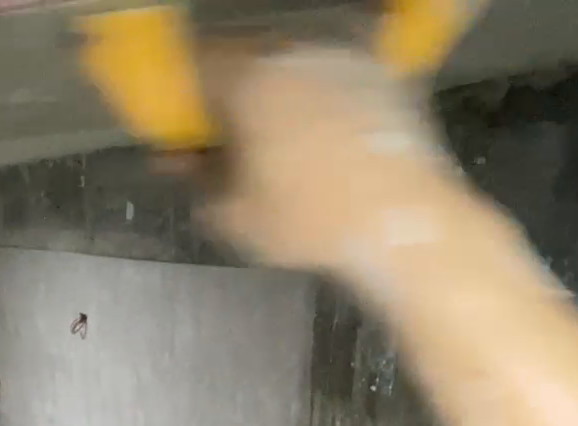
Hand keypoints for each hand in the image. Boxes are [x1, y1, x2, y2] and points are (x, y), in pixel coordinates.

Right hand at [196, 45, 463, 283]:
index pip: (197, 68)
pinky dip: (313, 98)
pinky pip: (329, 76)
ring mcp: (341, 56)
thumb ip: (198, 179)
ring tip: (272, 141)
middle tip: (222, 141)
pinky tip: (315, 135)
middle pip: (243, 62)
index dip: (183, 99)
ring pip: (288, 66)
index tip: (180, 131)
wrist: (401, 218)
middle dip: (228, 97)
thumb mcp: (234, 215)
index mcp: (249, 82)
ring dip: (272, 95)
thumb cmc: (307, 220)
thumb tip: (177, 161)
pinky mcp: (380, 70)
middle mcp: (293, 53)